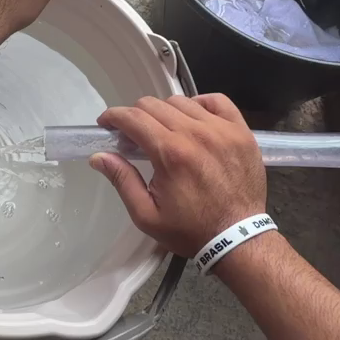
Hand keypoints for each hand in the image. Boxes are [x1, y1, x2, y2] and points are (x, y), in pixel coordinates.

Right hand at [90, 94, 266, 257]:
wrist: (239, 239)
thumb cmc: (191, 230)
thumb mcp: (146, 214)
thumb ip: (122, 180)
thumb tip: (99, 156)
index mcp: (170, 153)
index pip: (132, 117)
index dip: (113, 116)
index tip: (106, 124)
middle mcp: (196, 134)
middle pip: (153, 104)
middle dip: (135, 116)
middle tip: (134, 136)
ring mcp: (222, 130)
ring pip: (180, 101)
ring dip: (164, 112)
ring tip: (164, 131)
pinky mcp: (241, 132)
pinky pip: (216, 101)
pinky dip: (200, 104)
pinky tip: (193, 119)